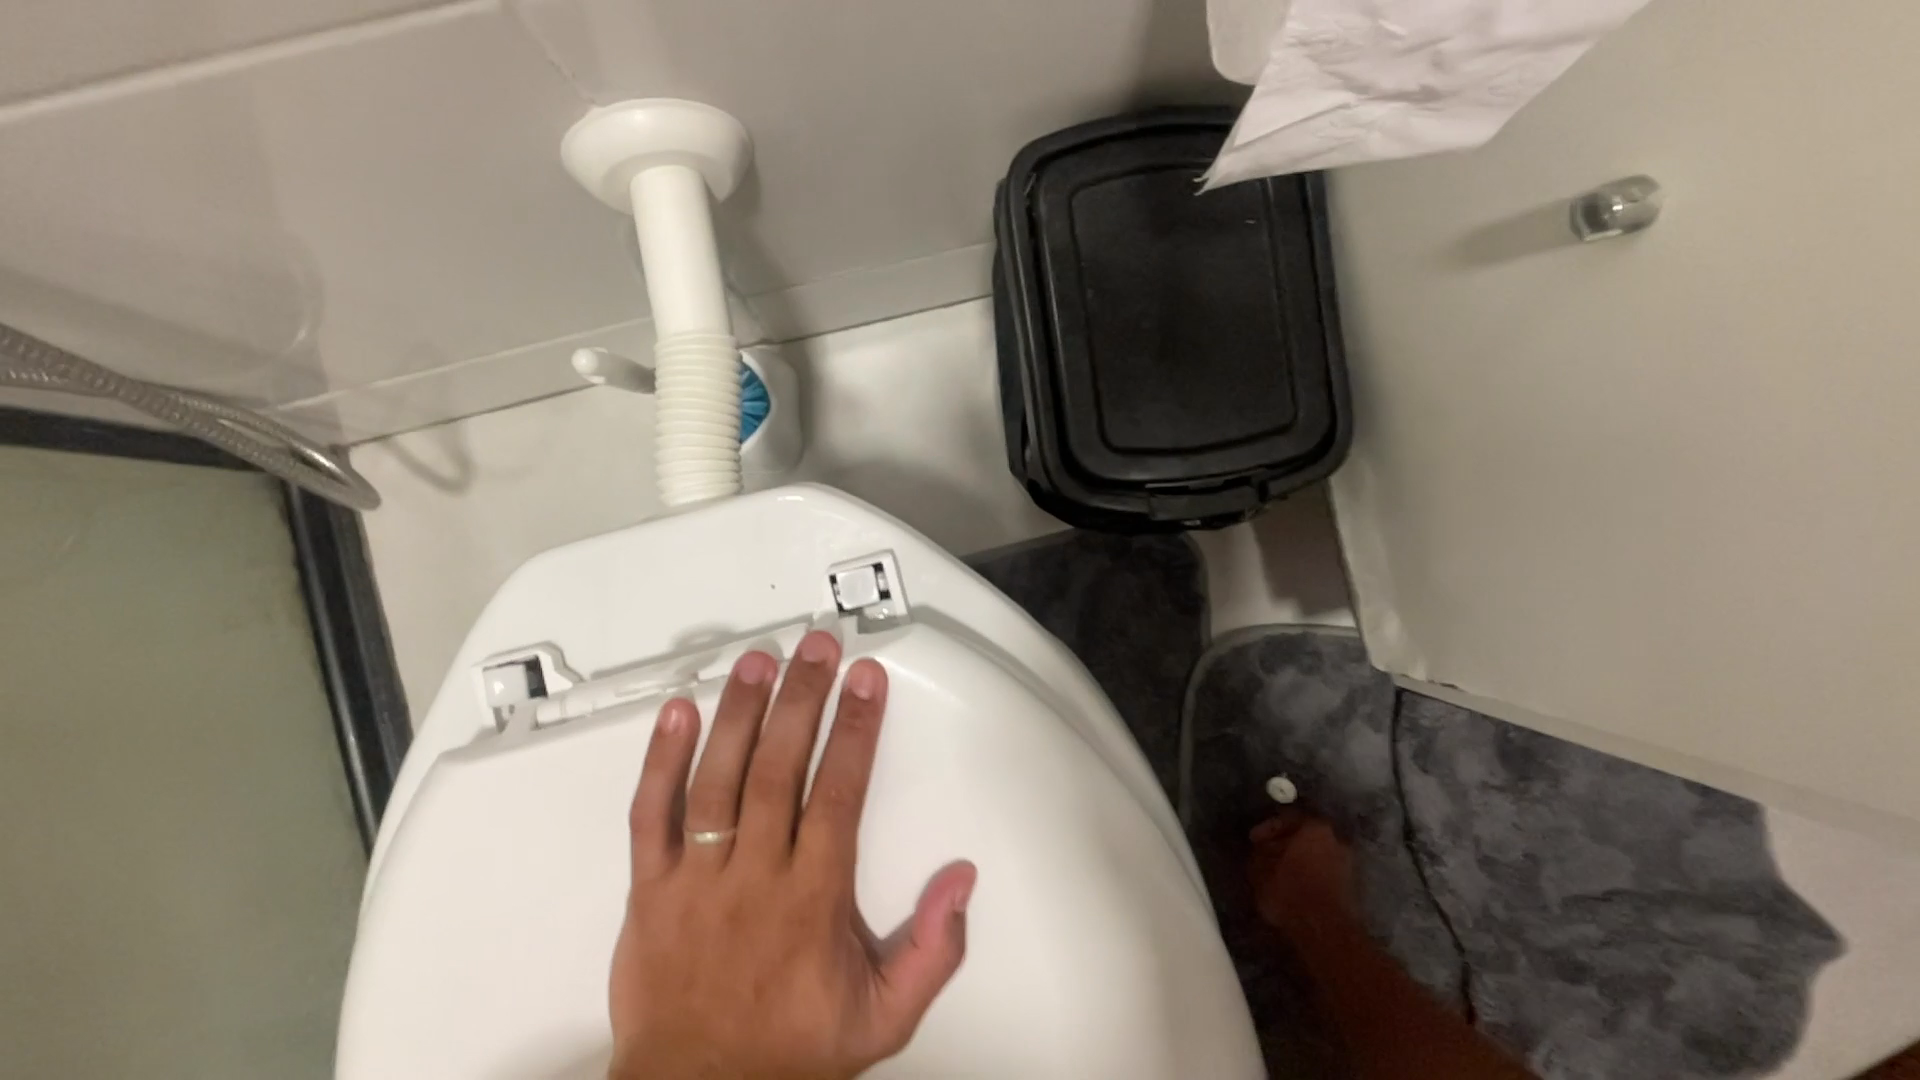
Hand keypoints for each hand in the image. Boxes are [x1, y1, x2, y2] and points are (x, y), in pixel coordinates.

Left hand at [609, 630, 977, 1079]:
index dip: (856, 730)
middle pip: (780, 769)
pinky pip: (651, 815)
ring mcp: (698, 879)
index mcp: (813, 900)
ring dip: (741, 714)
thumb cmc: (790, 1050)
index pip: (839, 794)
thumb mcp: (885, 1015)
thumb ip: (933, 950)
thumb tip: (961, 881)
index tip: (866, 682)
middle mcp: (756, 877)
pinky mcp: (651, 887)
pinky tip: (679, 712)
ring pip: (719, 780)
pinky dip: (661, 761)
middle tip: (816, 647)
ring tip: (759, 661)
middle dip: (803, 699)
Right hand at [1247, 811, 1357, 937]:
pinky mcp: (1352, 887)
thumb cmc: (1290, 891)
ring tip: (1280, 874)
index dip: (1266, 829)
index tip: (1253, 840)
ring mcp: (1348, 864)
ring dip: (1299, 861)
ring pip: (1317, 855)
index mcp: (1314, 827)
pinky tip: (1296, 887)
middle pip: (1305, 836)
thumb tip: (1260, 849)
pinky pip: (1325, 873)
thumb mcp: (1260, 870)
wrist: (1326, 930)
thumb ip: (1259, 853)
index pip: (1286, 818)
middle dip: (1286, 845)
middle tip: (1267, 855)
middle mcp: (1336, 839)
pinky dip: (1311, 876)